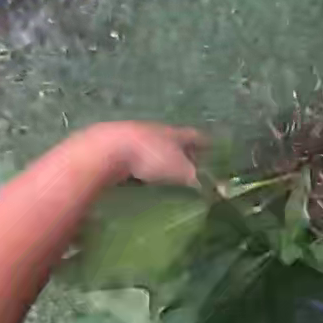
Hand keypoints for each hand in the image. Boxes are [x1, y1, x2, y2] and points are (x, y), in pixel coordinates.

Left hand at [76, 122, 203, 186]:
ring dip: (159, 161)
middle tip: (191, 167)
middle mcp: (155, 131)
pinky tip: (140, 180)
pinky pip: (133, 159)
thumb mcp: (182, 172)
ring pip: (152, 149)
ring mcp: (132, 138)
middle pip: (173, 141)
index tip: (213, 150)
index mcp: (175, 133)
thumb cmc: (151, 158)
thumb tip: (217, 190)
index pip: (196, 136)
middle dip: (182, 153)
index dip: (205, 144)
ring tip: (166, 177)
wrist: (106, 150)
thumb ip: (198, 180)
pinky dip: (140, 168)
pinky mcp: (113, 149)